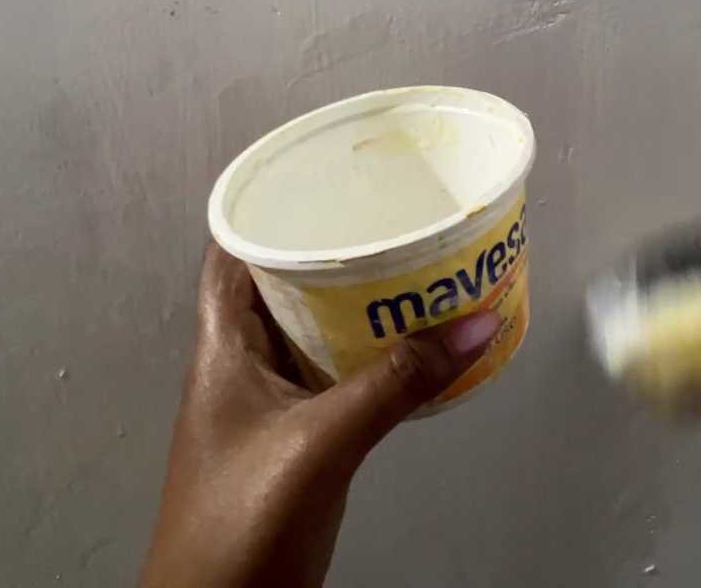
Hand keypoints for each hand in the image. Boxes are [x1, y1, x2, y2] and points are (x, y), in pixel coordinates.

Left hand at [140, 243, 501, 587]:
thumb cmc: (241, 522)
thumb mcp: (322, 442)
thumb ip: (400, 382)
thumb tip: (478, 322)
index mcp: (223, 346)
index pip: (233, 251)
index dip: (267, 208)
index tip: (319, 178)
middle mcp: (243, 361)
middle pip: (281, 281)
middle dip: (329, 246)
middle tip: (383, 213)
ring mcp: (271, 399)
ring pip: (313, 324)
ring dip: (355, 296)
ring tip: (409, 261)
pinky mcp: (300, 431)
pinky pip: (337, 367)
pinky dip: (371, 346)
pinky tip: (412, 340)